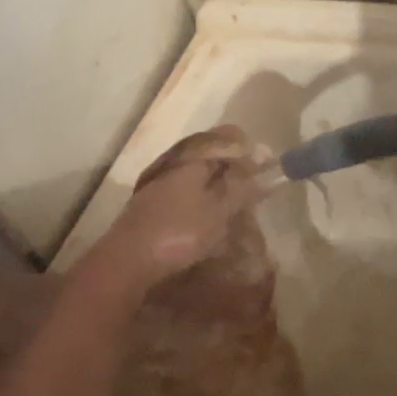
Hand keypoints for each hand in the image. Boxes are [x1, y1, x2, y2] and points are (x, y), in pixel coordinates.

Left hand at [94, 126, 263, 283]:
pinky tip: (207, 213)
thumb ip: (243, 185)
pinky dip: (201, 195)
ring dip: (217, 181)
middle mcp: (174, 160)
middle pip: (211, 152)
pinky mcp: (150, 202)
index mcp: (193, 155)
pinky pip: (184, 188)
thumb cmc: (179, 230)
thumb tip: (265, 159)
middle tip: (254, 185)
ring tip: (235, 201)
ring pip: (196, 171)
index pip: (228, 136)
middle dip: (235, 165)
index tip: (268, 167)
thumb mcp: (219, 209)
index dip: (250, 149)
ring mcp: (159, 180)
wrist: (128, 258)